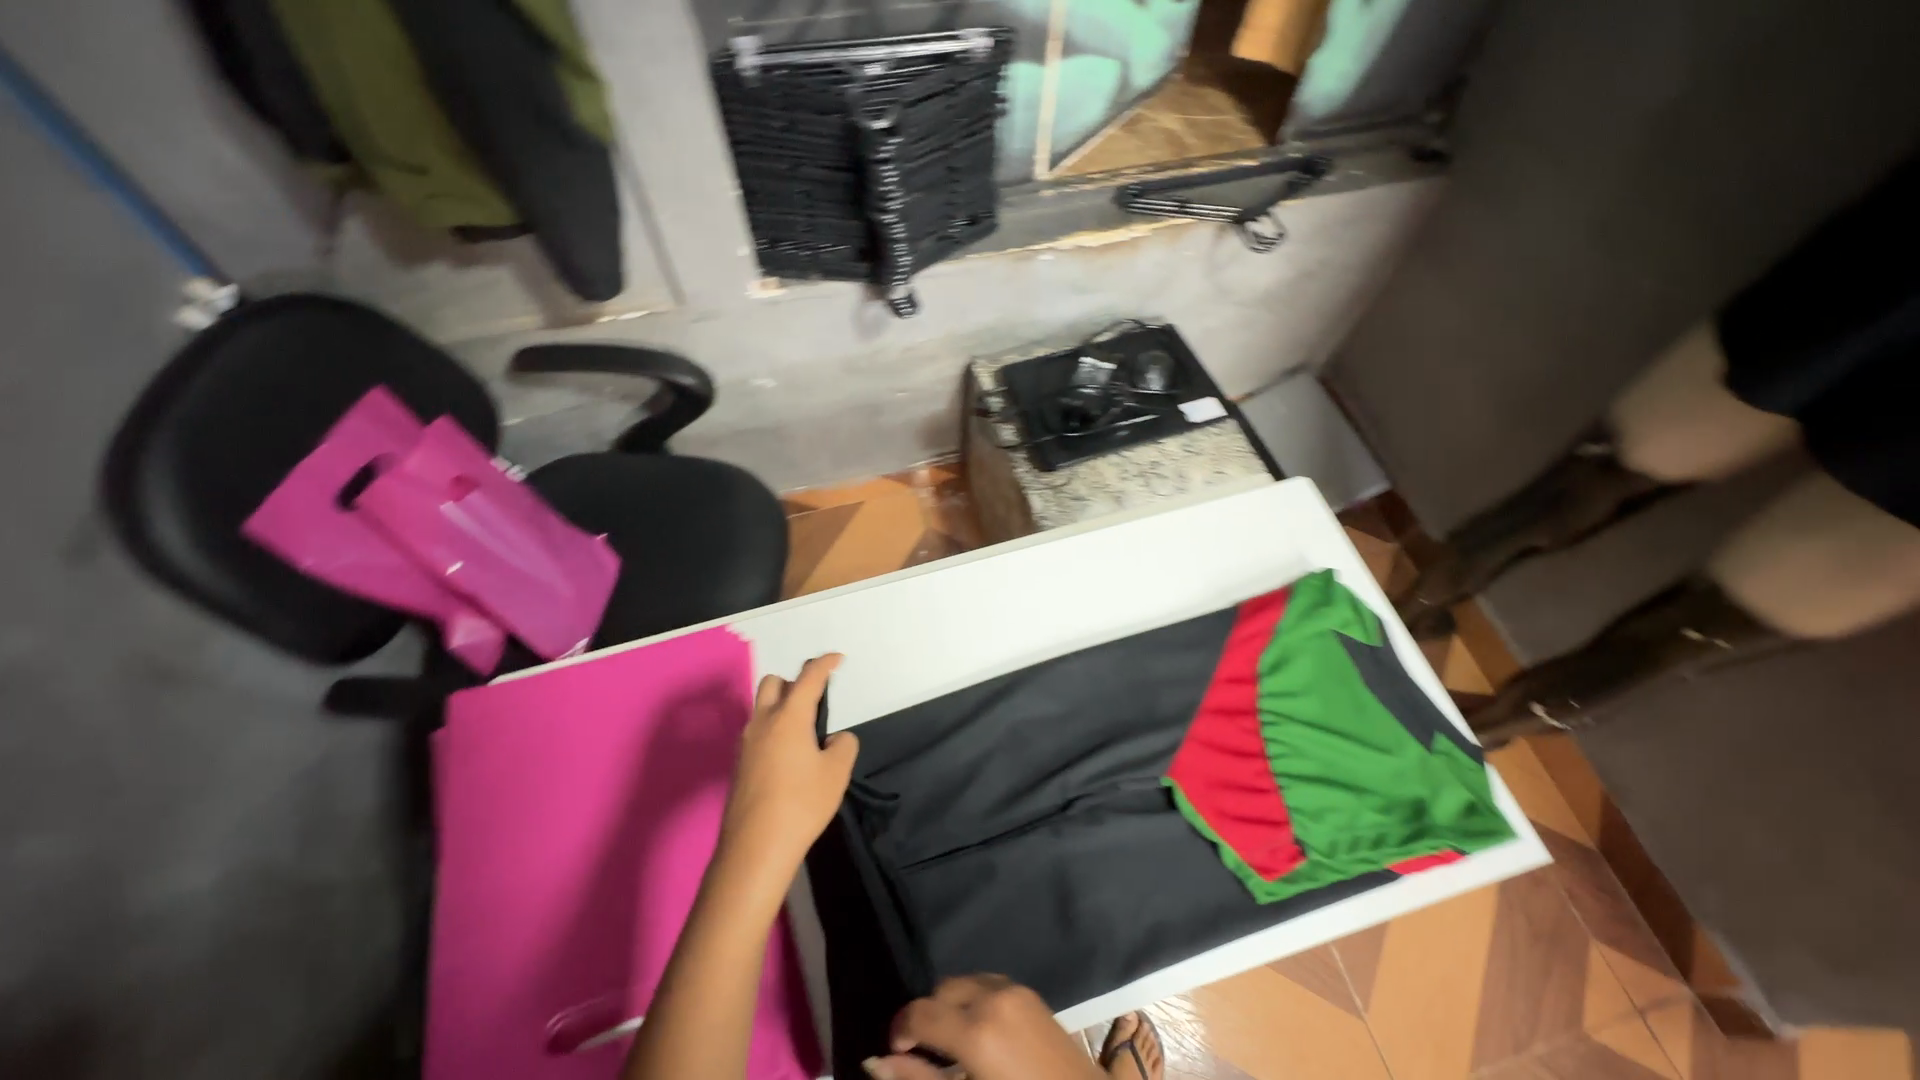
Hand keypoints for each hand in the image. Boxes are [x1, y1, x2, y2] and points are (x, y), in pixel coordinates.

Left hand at [718, 654, 858, 882]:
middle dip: (795, 682)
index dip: (825, 664)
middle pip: (774, 683)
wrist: (756, 845)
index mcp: (788, 716)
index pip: (808, 677)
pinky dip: (774, 730)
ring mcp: (746, 743)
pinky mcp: (739, 764)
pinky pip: (757, 732)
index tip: (837, 659)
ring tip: (804, 733)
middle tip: (815, 702)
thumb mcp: (837, 773)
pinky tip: (789, 757)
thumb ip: (842, 746)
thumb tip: (834, 739)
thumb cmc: (802, 803)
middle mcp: (762, 722)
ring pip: (762, 708)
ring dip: (782, 707)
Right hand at [866, 975, 1102, 1079]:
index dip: (899, 1031)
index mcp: (976, 1030)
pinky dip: (973, 1001)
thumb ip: (919, 1079)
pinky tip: (979, 1034)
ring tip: (951, 1047)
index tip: (894, 1055)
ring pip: (964, 984)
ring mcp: (1016, 991)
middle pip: (940, 991)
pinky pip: (988, 985)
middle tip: (924, 1056)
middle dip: (927, 1018)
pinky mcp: (1032, 994)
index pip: (919, 1013)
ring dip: (950, 1007)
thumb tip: (874, 1062)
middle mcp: (993, 998)